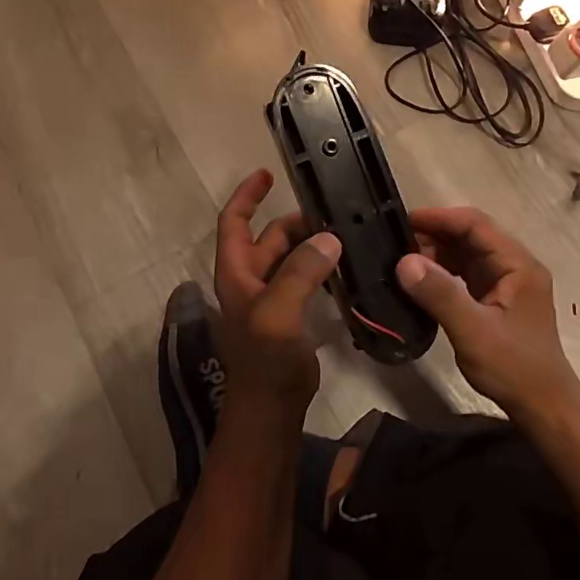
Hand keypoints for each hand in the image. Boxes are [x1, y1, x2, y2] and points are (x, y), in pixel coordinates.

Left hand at [213, 170, 343, 420]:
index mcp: (237, 273)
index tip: (267, 173)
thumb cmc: (265, 360)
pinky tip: (345, 266)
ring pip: (291, 258)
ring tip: (345, 234)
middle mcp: (251, 281)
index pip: (234, 223)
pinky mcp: (292, 315)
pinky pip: (307, 280)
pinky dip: (322, 268)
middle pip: (270, 237)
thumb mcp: (277, 313)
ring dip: (312, 244)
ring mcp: (272, 299)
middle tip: (333, 213)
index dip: (246, 196)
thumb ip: (299, 274)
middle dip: (296, 222)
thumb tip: (329, 239)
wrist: (272, 405)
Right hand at [396, 208, 579, 419]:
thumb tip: (404, 262)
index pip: (477, 225)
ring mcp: (505, 284)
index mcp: (518, 265)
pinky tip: (420, 282)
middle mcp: (514, 267)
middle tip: (396, 243)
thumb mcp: (474, 331)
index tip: (404, 221)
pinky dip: (443, 273)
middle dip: (435, 235)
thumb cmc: (513, 367)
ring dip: (437, 254)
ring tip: (402, 260)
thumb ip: (440, 295)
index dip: (440, 218)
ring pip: (467, 255)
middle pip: (472, 237)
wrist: (542, 405)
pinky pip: (466, 275)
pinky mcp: (495, 301)